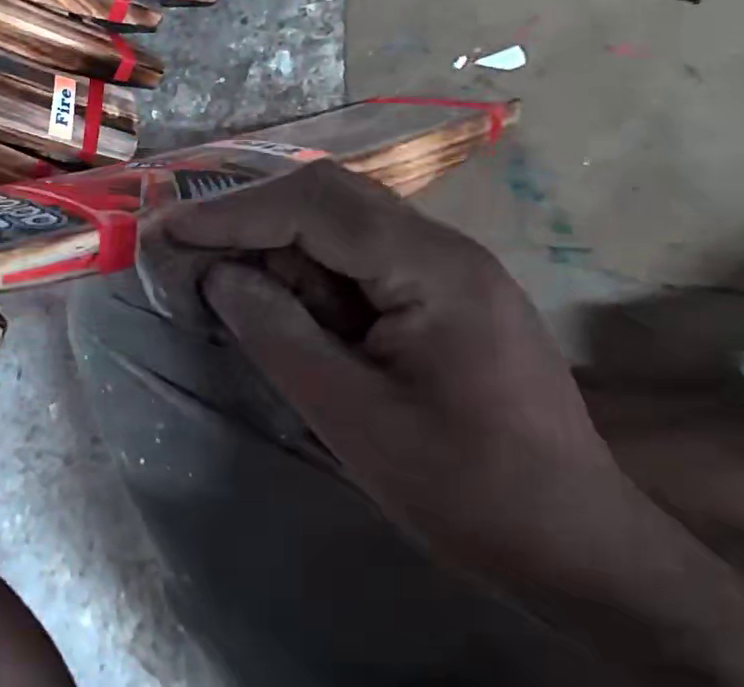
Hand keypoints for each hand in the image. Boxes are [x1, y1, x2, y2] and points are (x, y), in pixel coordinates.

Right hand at [143, 164, 743, 686]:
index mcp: (434, 270)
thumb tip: (217, 275)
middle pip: (327, 195)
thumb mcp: (350, 415)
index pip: (315, 208)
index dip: (232, 214)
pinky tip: (271, 288)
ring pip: (338, 217)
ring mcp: (445, 266)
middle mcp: (444, 248)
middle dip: (248, 213)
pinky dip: (300, 262)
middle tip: (184, 240)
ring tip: (214, 263)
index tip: (168, 230)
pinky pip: (353, 253)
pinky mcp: (437, 291)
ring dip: (270, 236)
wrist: (575, 548)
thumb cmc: (463, 488)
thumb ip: (275, 332)